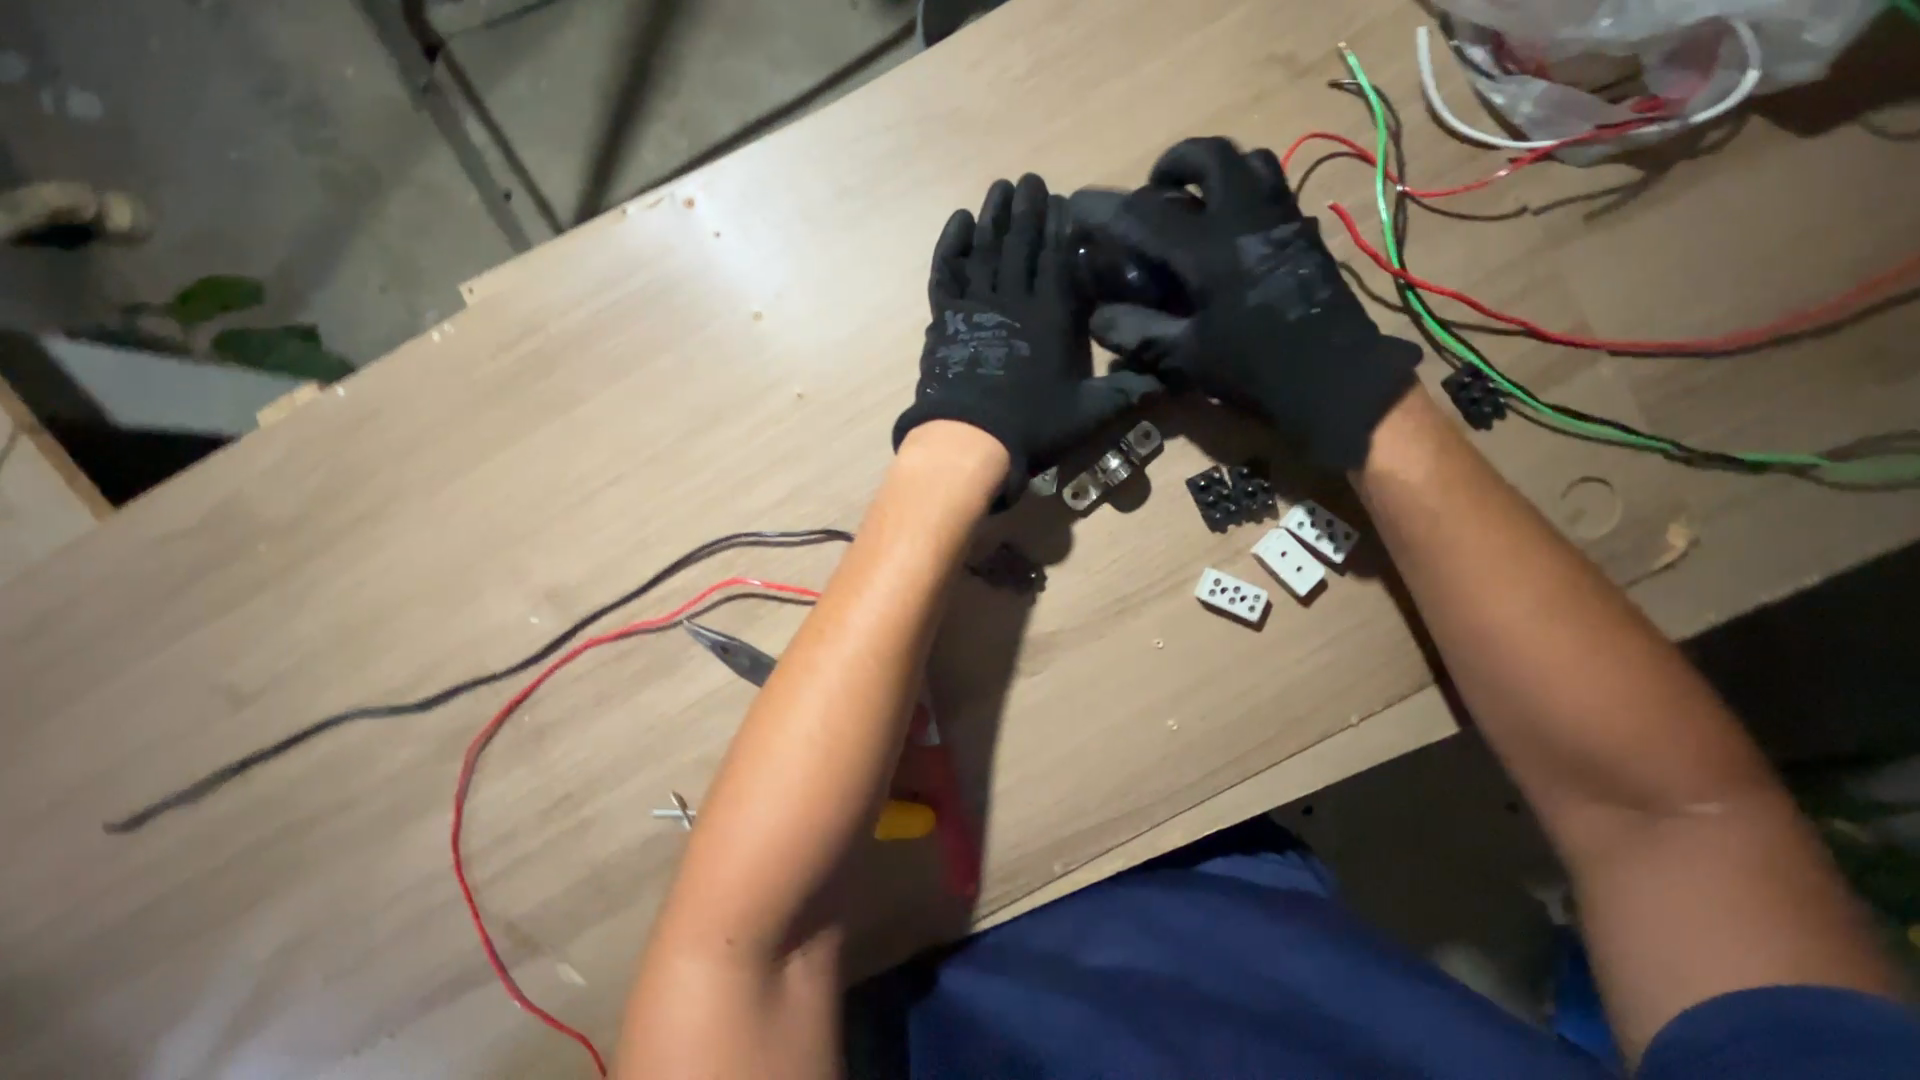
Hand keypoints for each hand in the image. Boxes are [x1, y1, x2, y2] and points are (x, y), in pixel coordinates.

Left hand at [893, 174, 1160, 503]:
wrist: (970, 441)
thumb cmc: (1032, 426)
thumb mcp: (1090, 413)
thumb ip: (1127, 391)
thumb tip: (1171, 381)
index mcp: (1052, 317)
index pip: (1058, 260)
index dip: (1060, 228)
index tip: (1062, 200)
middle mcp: (1015, 300)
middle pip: (1021, 244)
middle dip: (1026, 209)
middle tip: (1029, 179)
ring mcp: (976, 306)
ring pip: (985, 250)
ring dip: (993, 217)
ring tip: (999, 188)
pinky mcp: (945, 318)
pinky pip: (947, 271)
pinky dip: (952, 245)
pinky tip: (959, 222)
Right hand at [1069, 137, 1419, 469]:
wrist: (1335, 378)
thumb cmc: (1254, 369)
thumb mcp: (1187, 358)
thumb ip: (1139, 333)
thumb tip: (1100, 319)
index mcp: (1208, 249)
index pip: (1146, 213)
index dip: (1109, 209)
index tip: (1084, 208)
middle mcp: (1245, 218)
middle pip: (1209, 156)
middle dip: (1176, 163)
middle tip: (1158, 189)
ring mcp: (1282, 219)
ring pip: (1251, 161)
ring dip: (1219, 170)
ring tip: (1200, 201)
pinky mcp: (1305, 233)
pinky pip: (1275, 189)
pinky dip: (1248, 193)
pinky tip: (1236, 230)